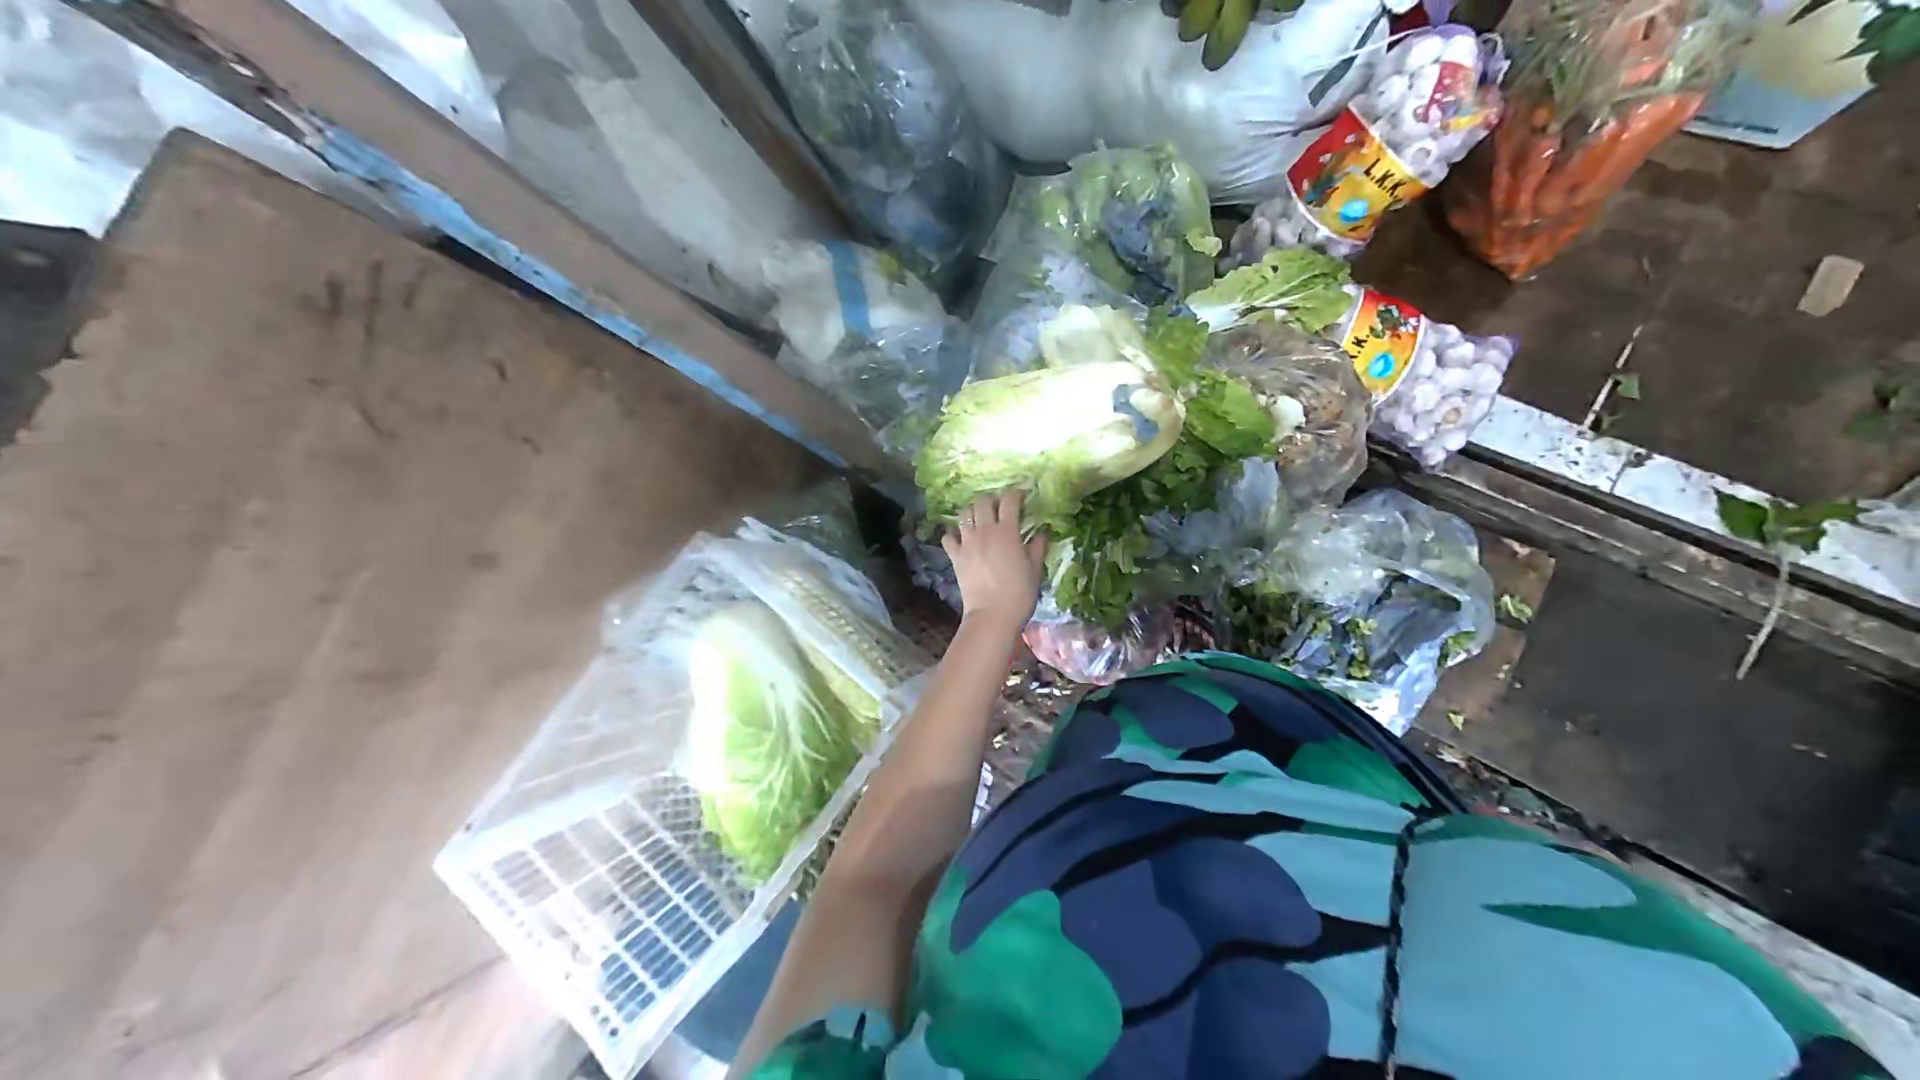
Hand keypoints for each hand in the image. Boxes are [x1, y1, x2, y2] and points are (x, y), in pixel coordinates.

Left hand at [942, 491, 1047, 636]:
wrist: (992, 615)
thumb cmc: (1019, 593)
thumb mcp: (1035, 569)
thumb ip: (1038, 547)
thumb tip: (1042, 532)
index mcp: (1007, 532)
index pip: (1010, 501)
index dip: (1016, 494)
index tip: (1022, 497)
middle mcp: (985, 531)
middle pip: (982, 502)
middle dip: (992, 500)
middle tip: (1000, 508)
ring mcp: (967, 543)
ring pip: (964, 515)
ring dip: (973, 513)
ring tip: (981, 521)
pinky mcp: (955, 556)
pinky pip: (949, 537)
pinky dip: (954, 534)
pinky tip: (962, 539)